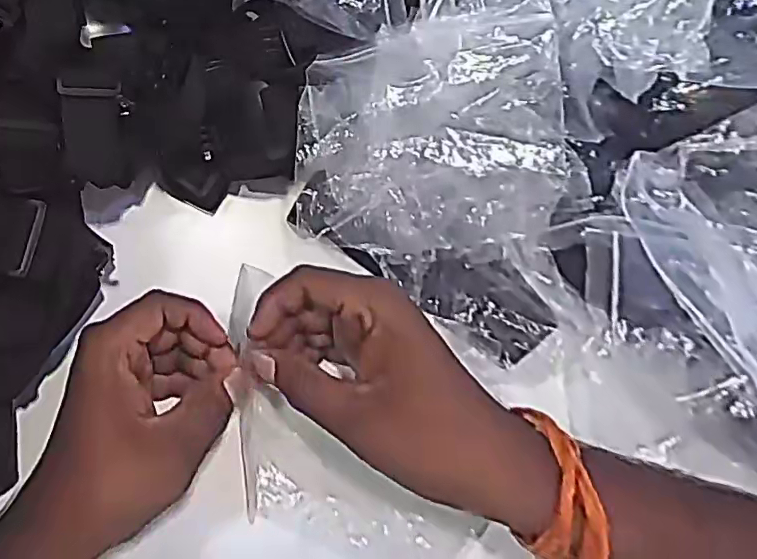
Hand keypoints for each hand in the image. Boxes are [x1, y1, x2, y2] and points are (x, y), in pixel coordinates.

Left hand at [0, 290, 238, 557]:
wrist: (68, 519)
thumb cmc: (99, 485)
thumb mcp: (174, 445)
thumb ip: (211, 404)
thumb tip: (233, 377)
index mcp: (109, 346)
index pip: (161, 306)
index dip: (199, 320)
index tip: (224, 344)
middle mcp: (105, 350)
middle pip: (162, 325)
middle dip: (200, 345)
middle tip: (228, 370)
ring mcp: (109, 370)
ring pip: (161, 349)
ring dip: (194, 365)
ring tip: (221, 389)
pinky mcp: (114, 390)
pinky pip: (154, 371)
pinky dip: (180, 383)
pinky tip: (201, 403)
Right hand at [245, 266, 557, 535]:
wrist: (502, 473)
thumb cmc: (438, 440)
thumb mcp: (355, 415)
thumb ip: (298, 382)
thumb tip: (258, 362)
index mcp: (374, 304)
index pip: (304, 283)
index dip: (271, 308)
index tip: (254, 340)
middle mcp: (376, 306)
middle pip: (309, 299)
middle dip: (280, 328)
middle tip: (259, 362)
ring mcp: (381, 327)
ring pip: (318, 320)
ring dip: (293, 344)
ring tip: (275, 376)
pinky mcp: (382, 348)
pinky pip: (334, 340)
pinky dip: (313, 357)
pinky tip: (299, 380)